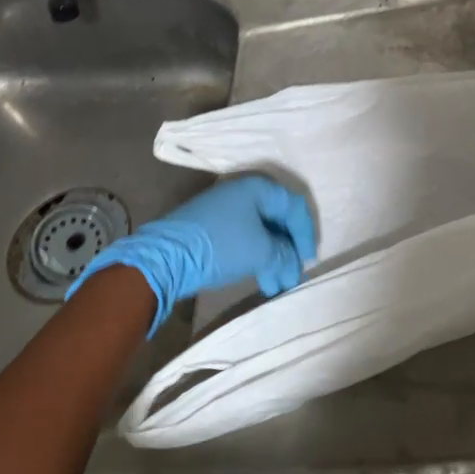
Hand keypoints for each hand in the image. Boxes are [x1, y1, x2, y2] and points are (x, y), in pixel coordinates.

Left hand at [67, 176, 316, 332]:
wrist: (165, 256)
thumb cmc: (222, 245)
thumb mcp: (261, 251)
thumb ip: (285, 256)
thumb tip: (292, 265)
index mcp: (259, 187)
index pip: (295, 207)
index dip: (306, 234)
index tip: (308, 261)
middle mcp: (243, 192)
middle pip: (277, 219)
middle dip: (288, 250)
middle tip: (292, 275)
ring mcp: (224, 208)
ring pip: (260, 231)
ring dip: (271, 258)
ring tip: (274, 286)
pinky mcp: (210, 226)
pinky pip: (244, 237)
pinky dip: (255, 256)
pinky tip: (257, 278)